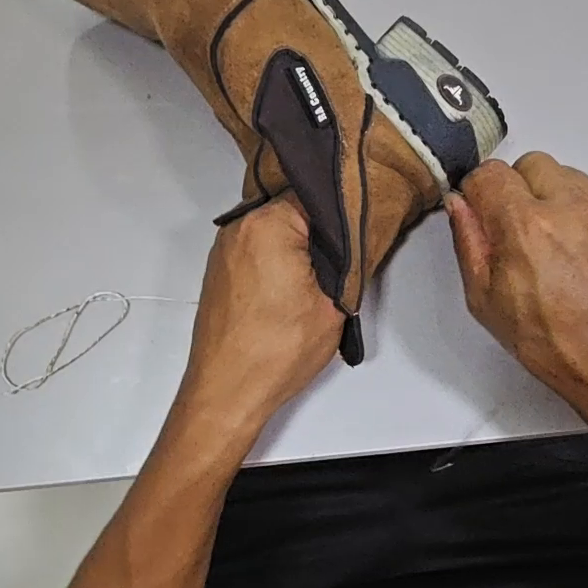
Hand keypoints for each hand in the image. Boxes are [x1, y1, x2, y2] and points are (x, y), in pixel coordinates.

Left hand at [175, 195, 344, 435]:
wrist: (227, 392)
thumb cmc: (277, 351)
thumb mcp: (333, 305)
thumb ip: (348, 265)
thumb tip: (357, 246)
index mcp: (268, 225)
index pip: (318, 195)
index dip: (346, 211)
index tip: (367, 225)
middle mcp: (240, 227)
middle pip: (293, 209)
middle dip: (322, 229)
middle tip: (350, 254)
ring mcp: (225, 248)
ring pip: (275, 230)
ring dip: (299, 246)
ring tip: (324, 275)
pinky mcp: (220, 270)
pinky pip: (257, 248)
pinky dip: (278, 258)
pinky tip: (296, 287)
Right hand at [447, 153, 587, 428]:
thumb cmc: (550, 341)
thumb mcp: (484, 300)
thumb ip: (469, 242)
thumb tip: (460, 205)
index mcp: (524, 224)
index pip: (490, 173)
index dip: (480, 192)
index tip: (483, 212)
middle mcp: (569, 206)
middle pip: (531, 164)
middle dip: (518, 189)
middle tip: (518, 230)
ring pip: (569, 177)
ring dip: (554, 199)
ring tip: (554, 245)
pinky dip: (586, 217)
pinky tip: (583, 256)